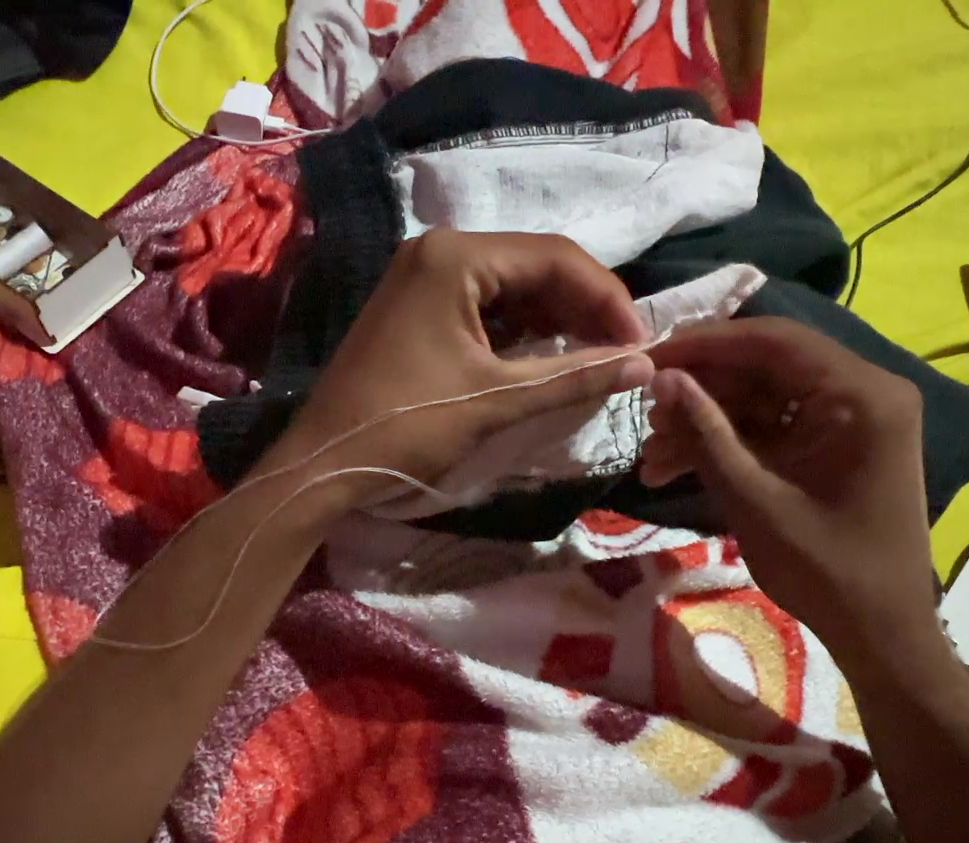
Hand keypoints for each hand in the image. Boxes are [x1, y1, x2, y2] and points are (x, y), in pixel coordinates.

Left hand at [254, 230, 654, 507]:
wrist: (324, 465)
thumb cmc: (405, 427)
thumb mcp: (495, 401)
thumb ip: (572, 377)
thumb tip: (644, 365)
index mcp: (455, 256)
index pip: (556, 257)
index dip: (608, 300)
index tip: (642, 344)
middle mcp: (439, 251)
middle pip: (536, 267)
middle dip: (585, 310)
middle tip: (625, 354)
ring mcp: (424, 280)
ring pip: (513, 290)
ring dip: (557, 322)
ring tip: (596, 360)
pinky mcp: (418, 311)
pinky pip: (486, 310)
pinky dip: (522, 334)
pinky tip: (551, 360)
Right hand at [639, 317, 940, 668]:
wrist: (878, 632)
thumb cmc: (826, 569)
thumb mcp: (755, 499)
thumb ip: (708, 433)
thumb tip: (662, 378)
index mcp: (862, 395)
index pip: (774, 341)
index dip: (705, 344)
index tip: (648, 357)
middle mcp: (861, 392)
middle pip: (764, 368)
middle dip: (699, 392)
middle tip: (643, 415)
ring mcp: (847, 420)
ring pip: (759, 400)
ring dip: (703, 424)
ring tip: (650, 457)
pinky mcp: (830, 446)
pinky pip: (768, 429)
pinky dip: (724, 445)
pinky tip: (673, 467)